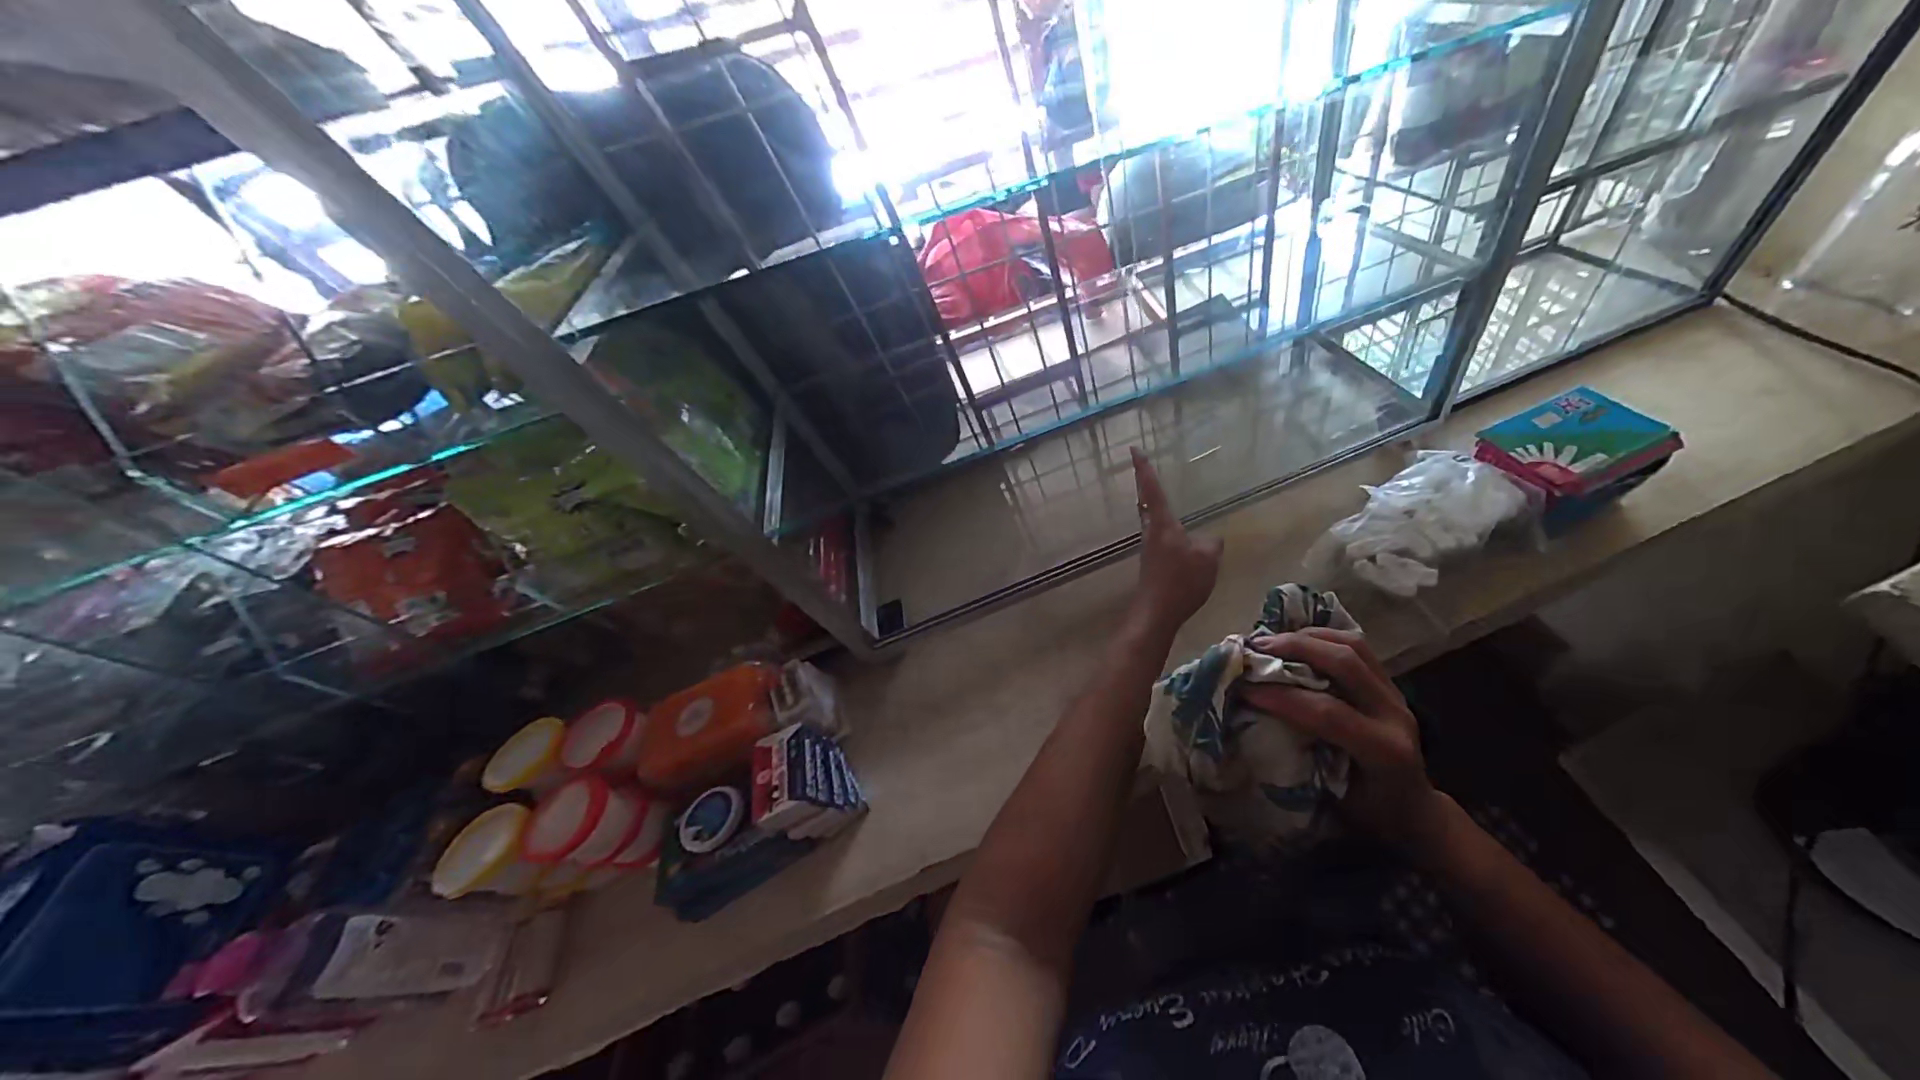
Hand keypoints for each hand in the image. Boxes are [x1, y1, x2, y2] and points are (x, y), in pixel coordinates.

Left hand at [1130, 447, 1221, 630]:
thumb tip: (1210, 540)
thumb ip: (1211, 544)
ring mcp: (1149, 549)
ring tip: (1156, 494)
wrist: (1156, 612)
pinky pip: (1159, 537)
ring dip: (1152, 505)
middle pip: (1146, 502)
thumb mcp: (1208, 559)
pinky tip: (1174, 536)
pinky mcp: (1152, 564)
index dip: (1144, 469)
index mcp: (1162, 525)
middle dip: (1145, 483)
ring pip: (1150, 520)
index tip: (1133, 450)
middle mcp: (1151, 533)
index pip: (1151, 489)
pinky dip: (1164, 527)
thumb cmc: (1181, 582)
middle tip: (1143, 466)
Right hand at [1239, 629, 1451, 859]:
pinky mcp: (1390, 683)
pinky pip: (1357, 647)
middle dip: (1294, 650)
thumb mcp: (1330, 796)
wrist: (1412, 810)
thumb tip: (1249, 722)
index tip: (1243, 689)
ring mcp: (1396, 695)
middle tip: (1253, 649)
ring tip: (1270, 640)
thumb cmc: (1366, 811)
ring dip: (1307, 637)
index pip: (1328, 712)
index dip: (1281, 696)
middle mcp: (1395, 715)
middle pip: (1345, 663)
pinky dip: (1321, 637)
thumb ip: (1298, 757)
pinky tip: (1294, 640)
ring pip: (1353, 646)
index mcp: (1384, 750)